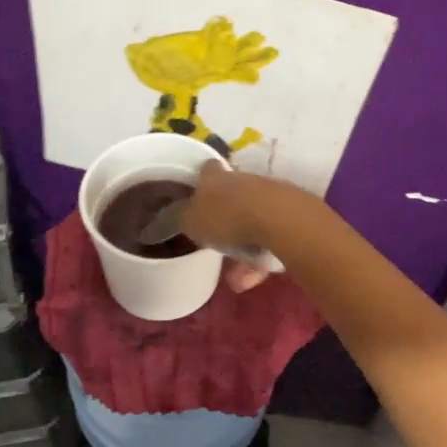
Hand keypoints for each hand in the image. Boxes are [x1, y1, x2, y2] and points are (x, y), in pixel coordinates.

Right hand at [184, 162, 311, 292]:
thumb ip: (176, 220)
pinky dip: (262, 257)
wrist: (278, 219)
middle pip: (231, 196)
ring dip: (244, 247)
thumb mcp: (190, 221)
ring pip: (252, 222)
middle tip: (215, 240)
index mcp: (215, 177)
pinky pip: (270, 238)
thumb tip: (157, 225)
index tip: (194, 195)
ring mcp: (268, 194)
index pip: (205, 169)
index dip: (199, 180)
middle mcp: (242, 180)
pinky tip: (255, 277)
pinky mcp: (289, 214)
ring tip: (238, 276)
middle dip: (224, 219)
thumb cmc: (226, 216)